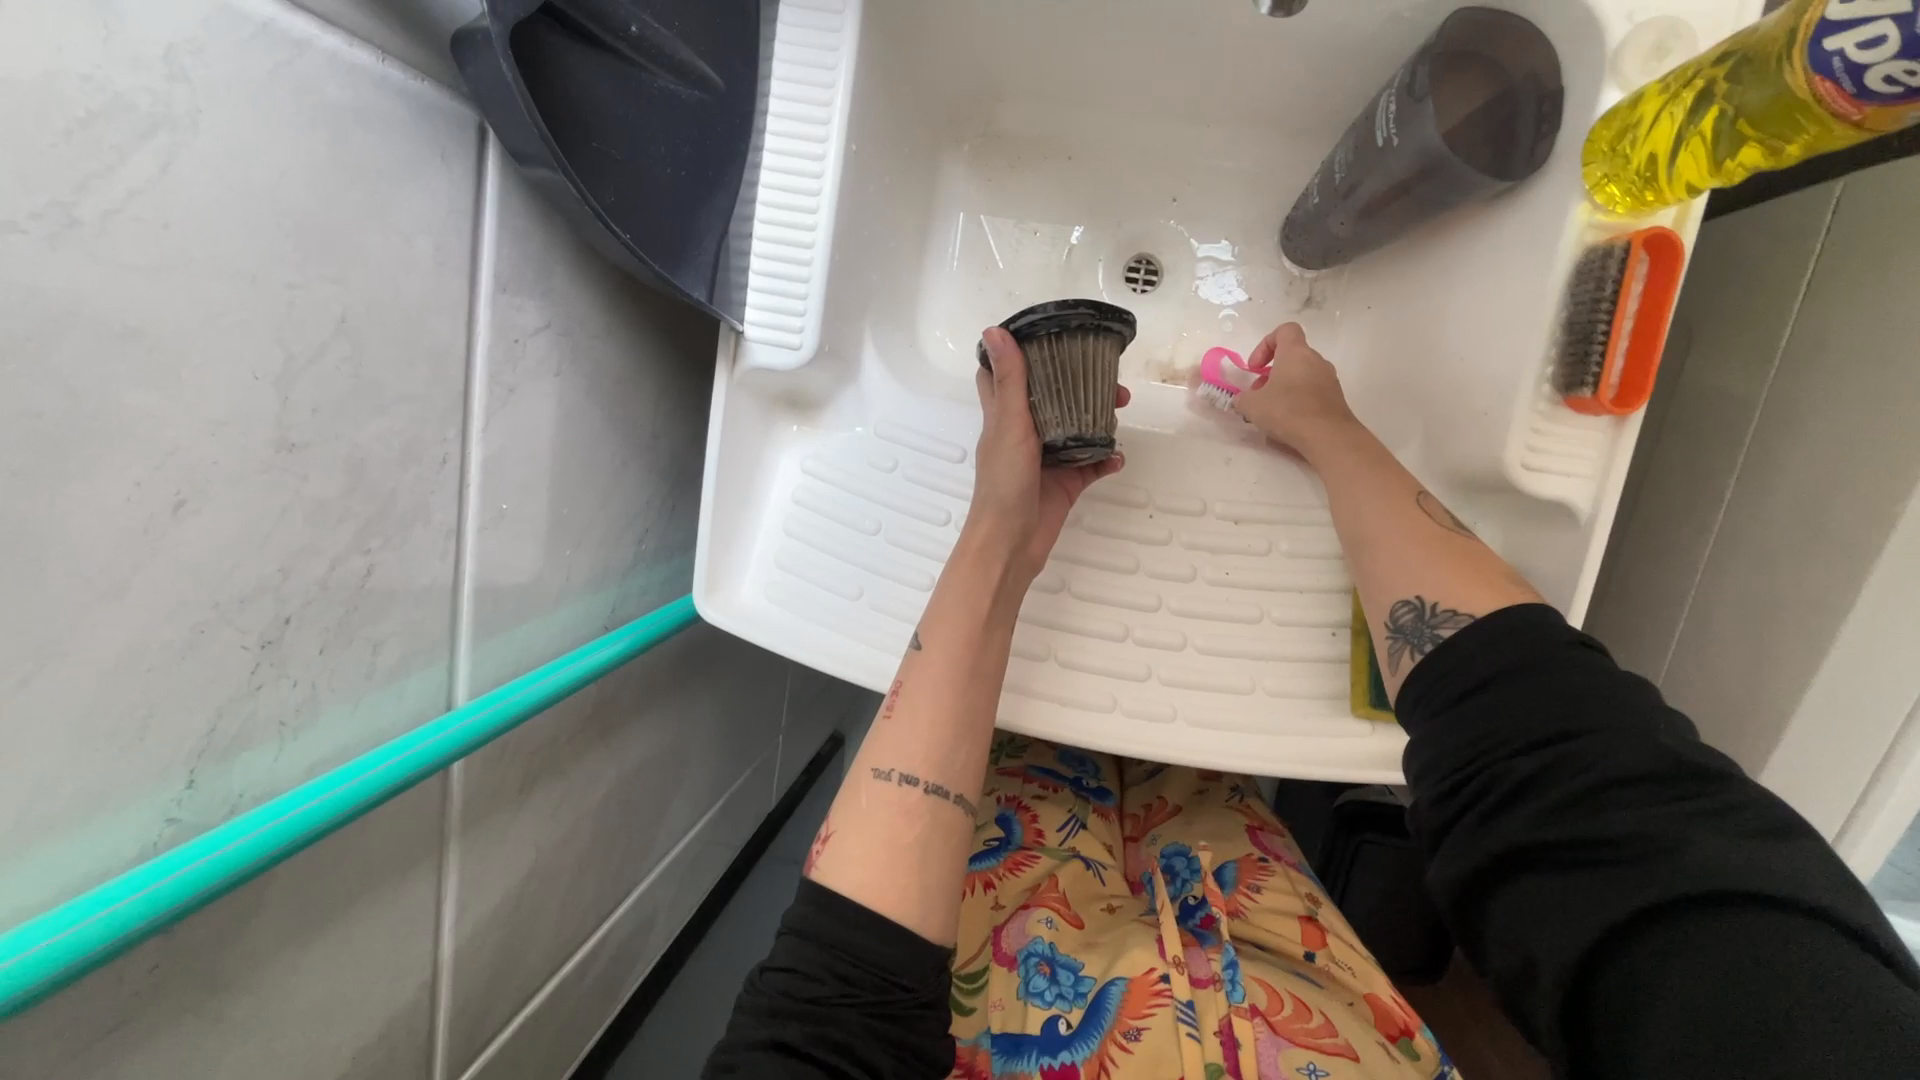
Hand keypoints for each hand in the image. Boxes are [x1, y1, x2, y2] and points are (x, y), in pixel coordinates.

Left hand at [969, 327, 1128, 581]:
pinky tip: (1118, 456)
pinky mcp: (1066, 483)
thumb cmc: (1003, 483)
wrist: (1011, 543)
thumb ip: (1010, 380)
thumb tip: (994, 331)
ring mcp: (1047, 459)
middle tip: (1107, 373)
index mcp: (1005, 416)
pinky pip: (1093, 464)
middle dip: (1078, 382)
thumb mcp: (1009, 424)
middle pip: (1052, 397)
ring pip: (1077, 428)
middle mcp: (1025, 433)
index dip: (1020, 353)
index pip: (1005, 376)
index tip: (1048, 333)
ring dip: (1099, 416)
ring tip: (1121, 405)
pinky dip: (1107, 458)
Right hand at [1232, 322, 1357, 457]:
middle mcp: (1315, 360)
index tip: (1256, 367)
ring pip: (1301, 375)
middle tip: (1259, 394)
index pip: (1285, 330)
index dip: (1266, 344)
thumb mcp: (1251, 405)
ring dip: (1284, 387)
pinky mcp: (1335, 397)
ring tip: (1272, 411)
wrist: (1327, 436)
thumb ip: (1243, 398)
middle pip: (1292, 356)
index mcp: (1296, 352)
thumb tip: (1243, 399)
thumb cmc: (1287, 411)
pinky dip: (1298, 400)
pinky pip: (1312, 391)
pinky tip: (1288, 421)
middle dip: (1272, 373)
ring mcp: (1329, 379)